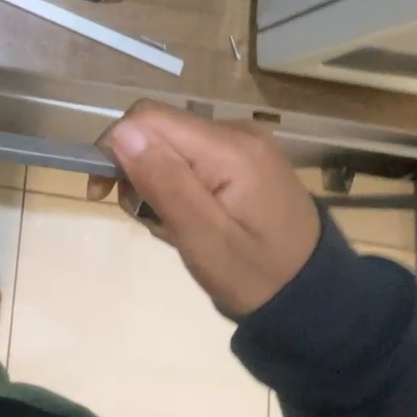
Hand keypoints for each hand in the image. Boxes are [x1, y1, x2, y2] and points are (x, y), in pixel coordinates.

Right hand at [89, 101, 320, 319]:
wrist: (314, 298)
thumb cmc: (256, 276)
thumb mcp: (203, 239)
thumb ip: (164, 181)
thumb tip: (122, 132)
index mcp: (230, 148)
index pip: (147, 118)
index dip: (114, 146)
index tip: (103, 192)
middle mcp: (237, 131)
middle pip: (157, 128)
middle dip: (135, 168)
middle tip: (141, 217)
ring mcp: (243, 141)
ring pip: (169, 141)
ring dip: (154, 179)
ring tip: (169, 224)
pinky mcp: (244, 154)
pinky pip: (189, 153)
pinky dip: (174, 181)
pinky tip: (186, 214)